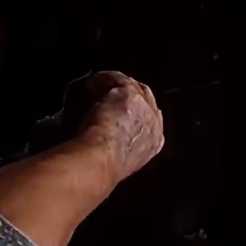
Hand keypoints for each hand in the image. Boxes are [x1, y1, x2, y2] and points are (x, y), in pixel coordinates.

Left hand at [73, 72, 164, 188]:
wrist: (102, 160)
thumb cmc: (103, 166)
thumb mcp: (120, 160)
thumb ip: (122, 147)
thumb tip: (108, 138)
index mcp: (154, 142)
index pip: (153, 120)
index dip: (138, 111)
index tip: (123, 110)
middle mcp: (155, 123)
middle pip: (147, 98)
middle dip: (130, 94)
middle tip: (109, 92)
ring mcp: (144, 106)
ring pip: (133, 87)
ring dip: (115, 86)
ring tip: (96, 88)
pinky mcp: (130, 94)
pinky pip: (118, 78)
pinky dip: (104, 79)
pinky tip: (91, 84)